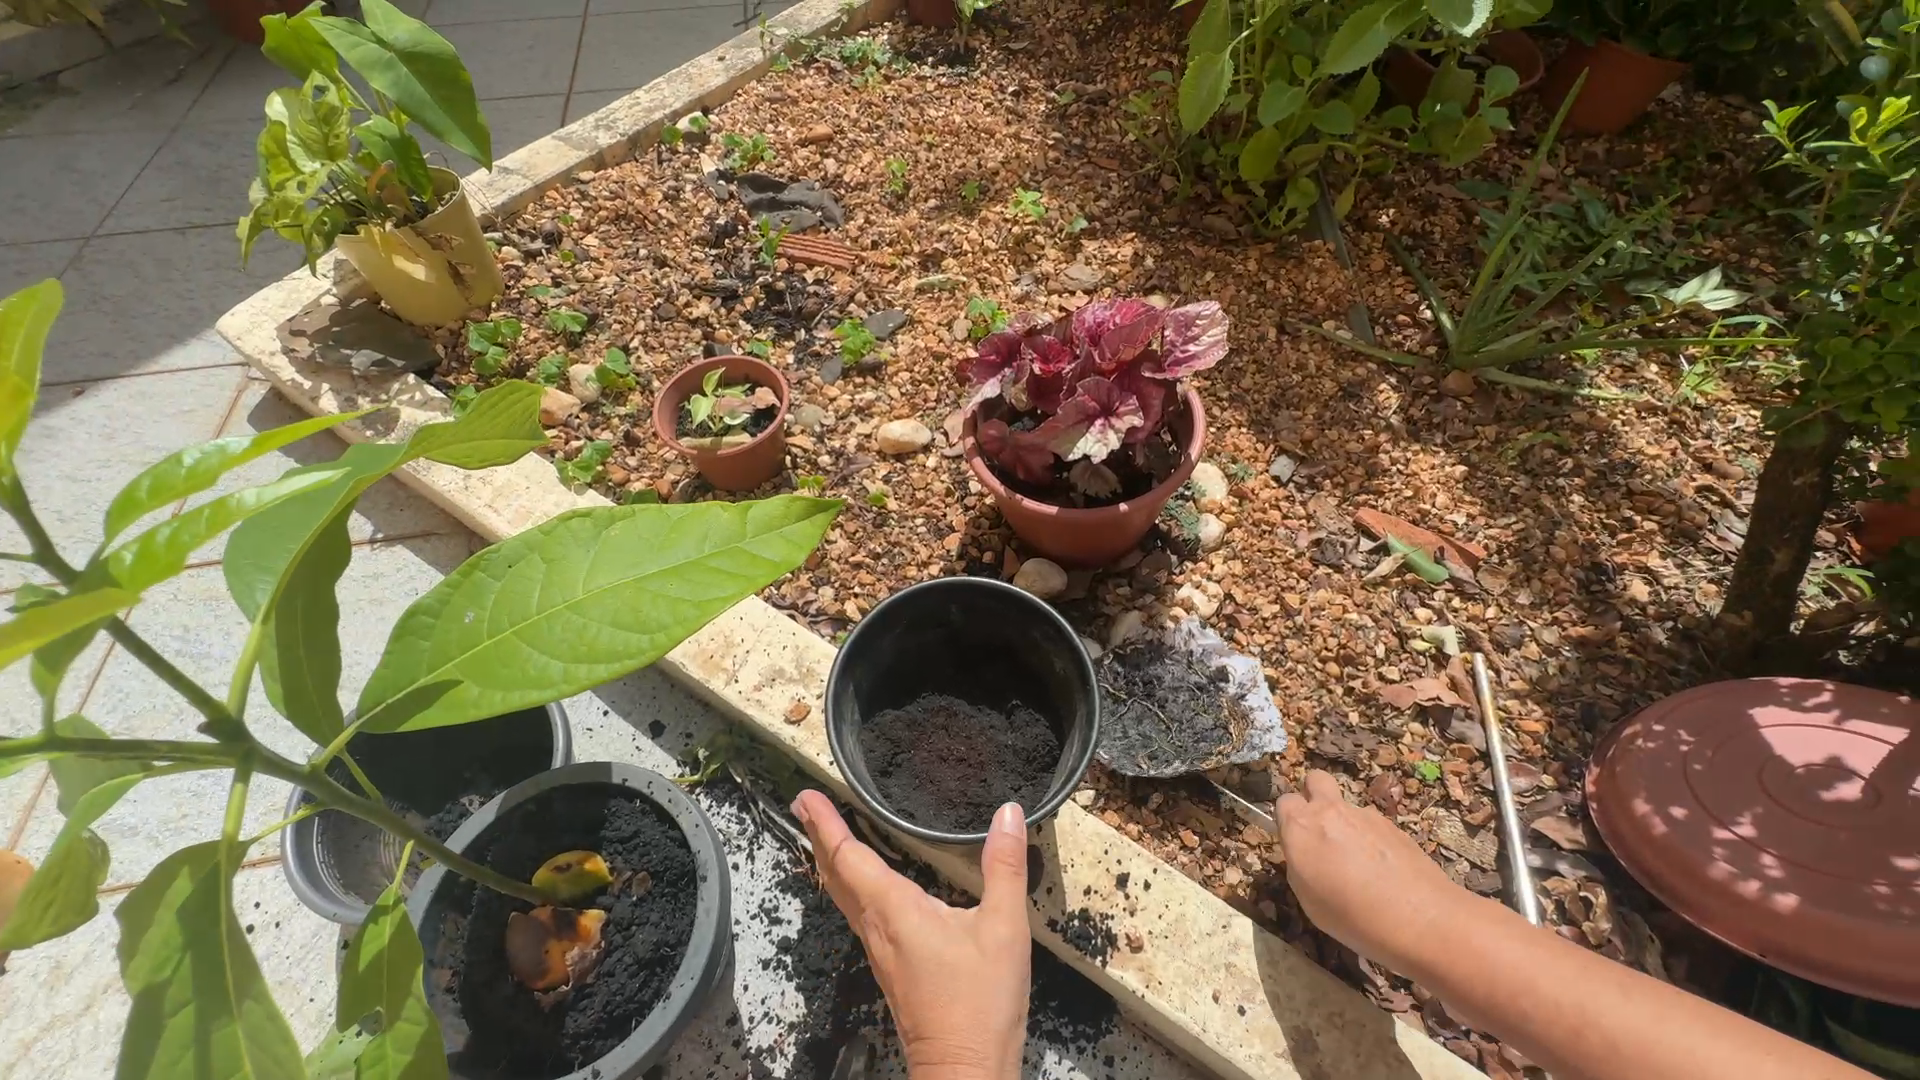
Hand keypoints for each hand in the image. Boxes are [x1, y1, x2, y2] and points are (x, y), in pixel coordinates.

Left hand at [790, 790, 1030, 1079]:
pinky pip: (858, 912)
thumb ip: (1004, 867)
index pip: (849, 857)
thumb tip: (1008, 812)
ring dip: (831, 860)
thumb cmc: (981, 1001)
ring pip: (844, 896)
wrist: (966, 1073)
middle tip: (804, 804)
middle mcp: (876, 927)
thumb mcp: (1003, 928)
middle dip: (818, 837)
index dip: (826, 824)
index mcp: (894, 910)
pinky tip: (862, 882)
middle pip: (836, 875)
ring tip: (826, 833)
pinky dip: (849, 883)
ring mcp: (879, 950)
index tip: (806, 796)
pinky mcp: (890, 965)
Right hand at [1273, 770, 1467, 978]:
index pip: (1284, 801)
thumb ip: (1299, 864)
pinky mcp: (1395, 826)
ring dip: (1348, 825)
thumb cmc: (1352, 916)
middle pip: (1315, 779)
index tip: (1296, 843)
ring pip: (1348, 807)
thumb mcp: (1308, 899)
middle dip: (1314, 795)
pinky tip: (1387, 873)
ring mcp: (1366, 816)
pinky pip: (1374, 826)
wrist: (1423, 920)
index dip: (1288, 820)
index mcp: (1301, 826)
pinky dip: (1374, 841)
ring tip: (1363, 867)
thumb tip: (1306, 853)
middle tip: (1322, 831)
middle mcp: (1330, 811)